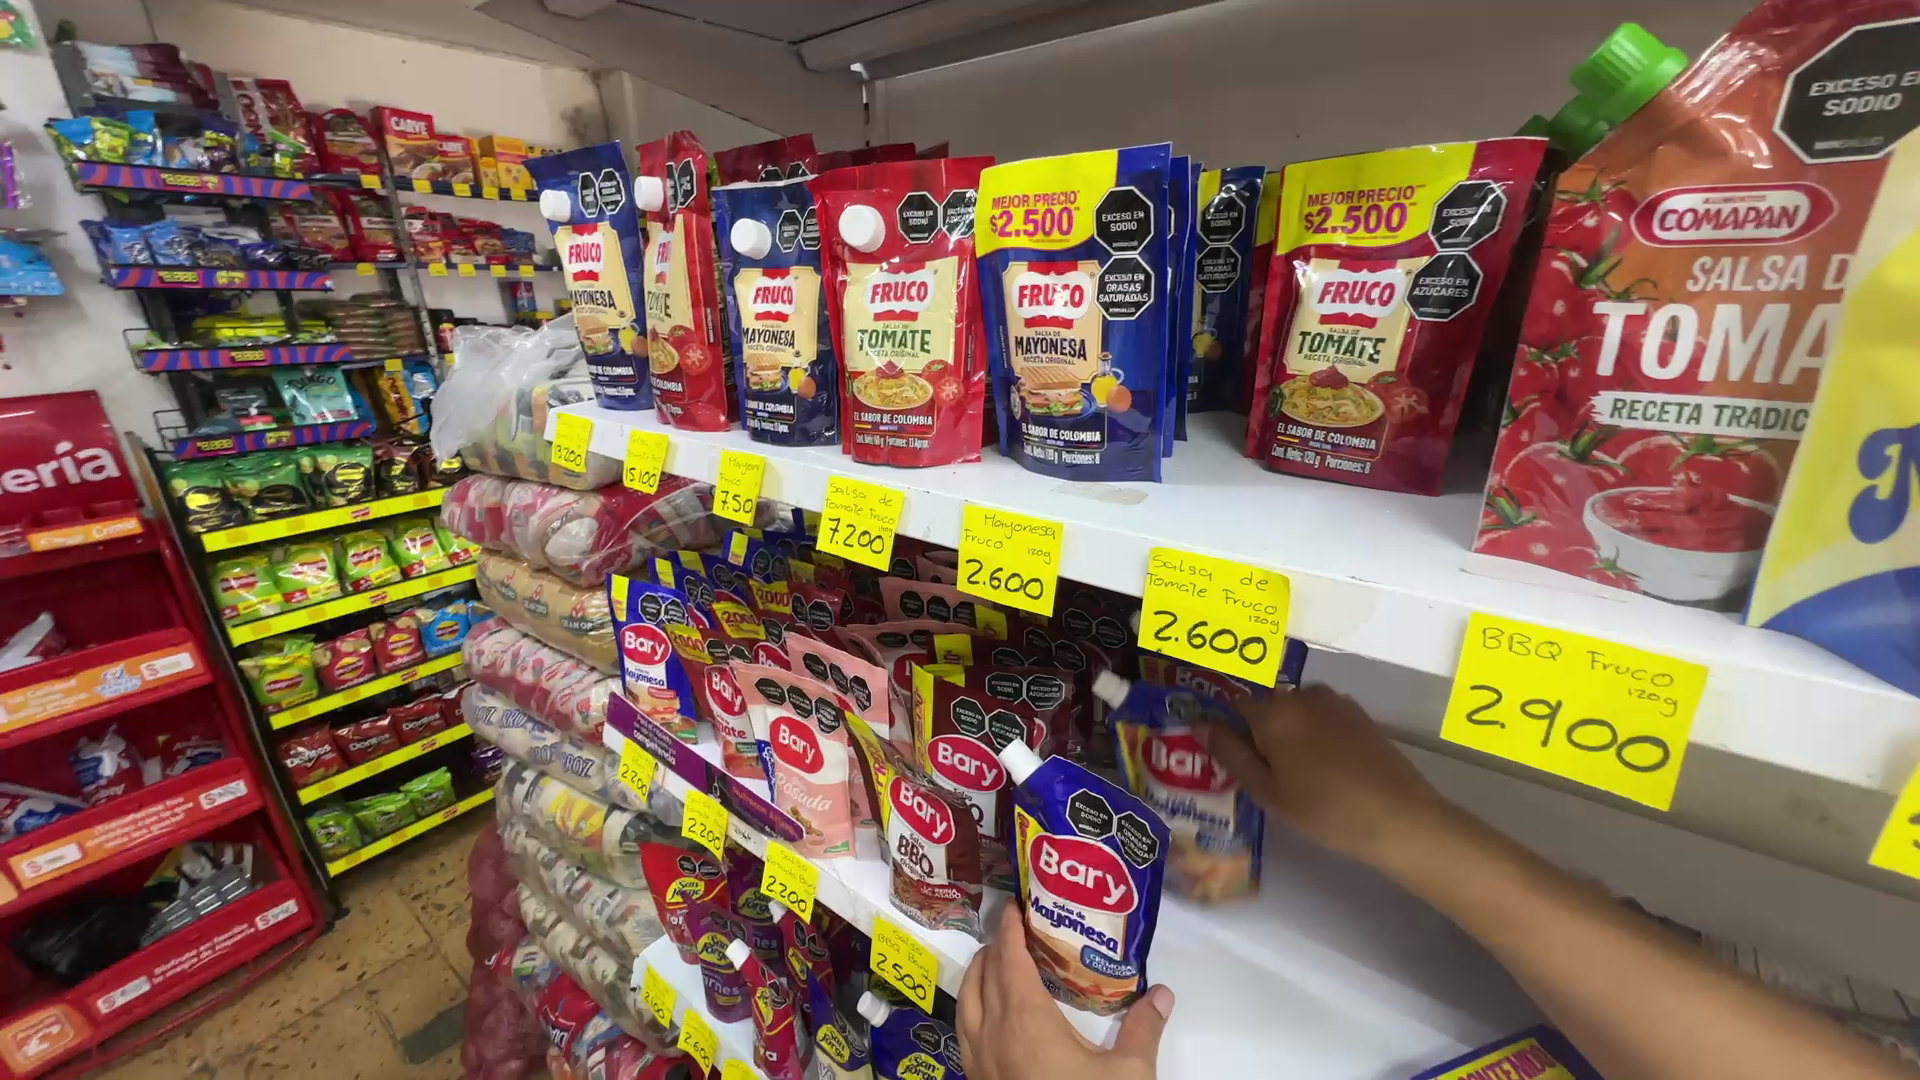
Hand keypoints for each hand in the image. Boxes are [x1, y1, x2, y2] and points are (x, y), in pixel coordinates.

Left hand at [958, 903, 1172, 1079]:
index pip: (1008, 955)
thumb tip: (1164, 992)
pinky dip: (971, 1009)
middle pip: (983, 972)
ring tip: (997, 965)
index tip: (1013, 904)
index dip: (1008, 926)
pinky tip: (988, 1016)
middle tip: (1015, 932)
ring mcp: (977, 1060)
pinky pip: (963, 1031)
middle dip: (995, 946)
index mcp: (1024, 1017)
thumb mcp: (1127, 1075)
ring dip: (979, 975)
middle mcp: (991, 1031)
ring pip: (966, 1000)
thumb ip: (1144, 1028)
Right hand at [1195, 684, 1453, 867]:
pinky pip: (1321, 716)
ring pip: (1295, 711)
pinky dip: (1316, 734)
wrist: (1402, 820)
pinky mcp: (1359, 714)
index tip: (1234, 758)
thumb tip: (1199, 724)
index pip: (1233, 705)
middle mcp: (1300, 695)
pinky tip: (1328, 769)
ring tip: (1300, 774)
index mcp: (1272, 712)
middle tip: (1268, 773)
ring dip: (1290, 732)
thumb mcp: (1267, 790)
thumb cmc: (1324, 809)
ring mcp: (1334, 702)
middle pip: (1266, 706)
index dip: (1229, 729)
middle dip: (1260, 731)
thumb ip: (1229, 753)